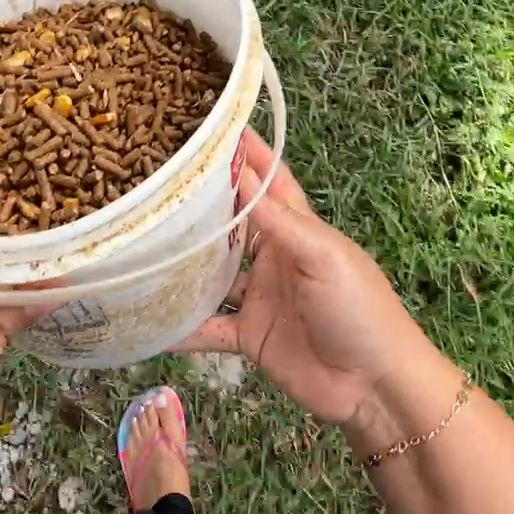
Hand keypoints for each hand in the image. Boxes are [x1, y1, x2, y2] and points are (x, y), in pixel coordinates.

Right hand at [173, 130, 439, 428]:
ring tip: (139, 247)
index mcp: (299, 230)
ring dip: (182, 265)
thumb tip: (240, 176)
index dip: (248, 154)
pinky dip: (182, 328)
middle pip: (231, 225)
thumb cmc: (358, 308)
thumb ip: (280, 223)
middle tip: (156, 185)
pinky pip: (209, 328)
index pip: (270, 182)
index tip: (214, 127)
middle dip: (200, 206)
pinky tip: (148, 322)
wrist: (374, 385)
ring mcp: (261, 297)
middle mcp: (274, 257)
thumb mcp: (323, 257)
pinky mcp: (250, 337)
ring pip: (213, 275)